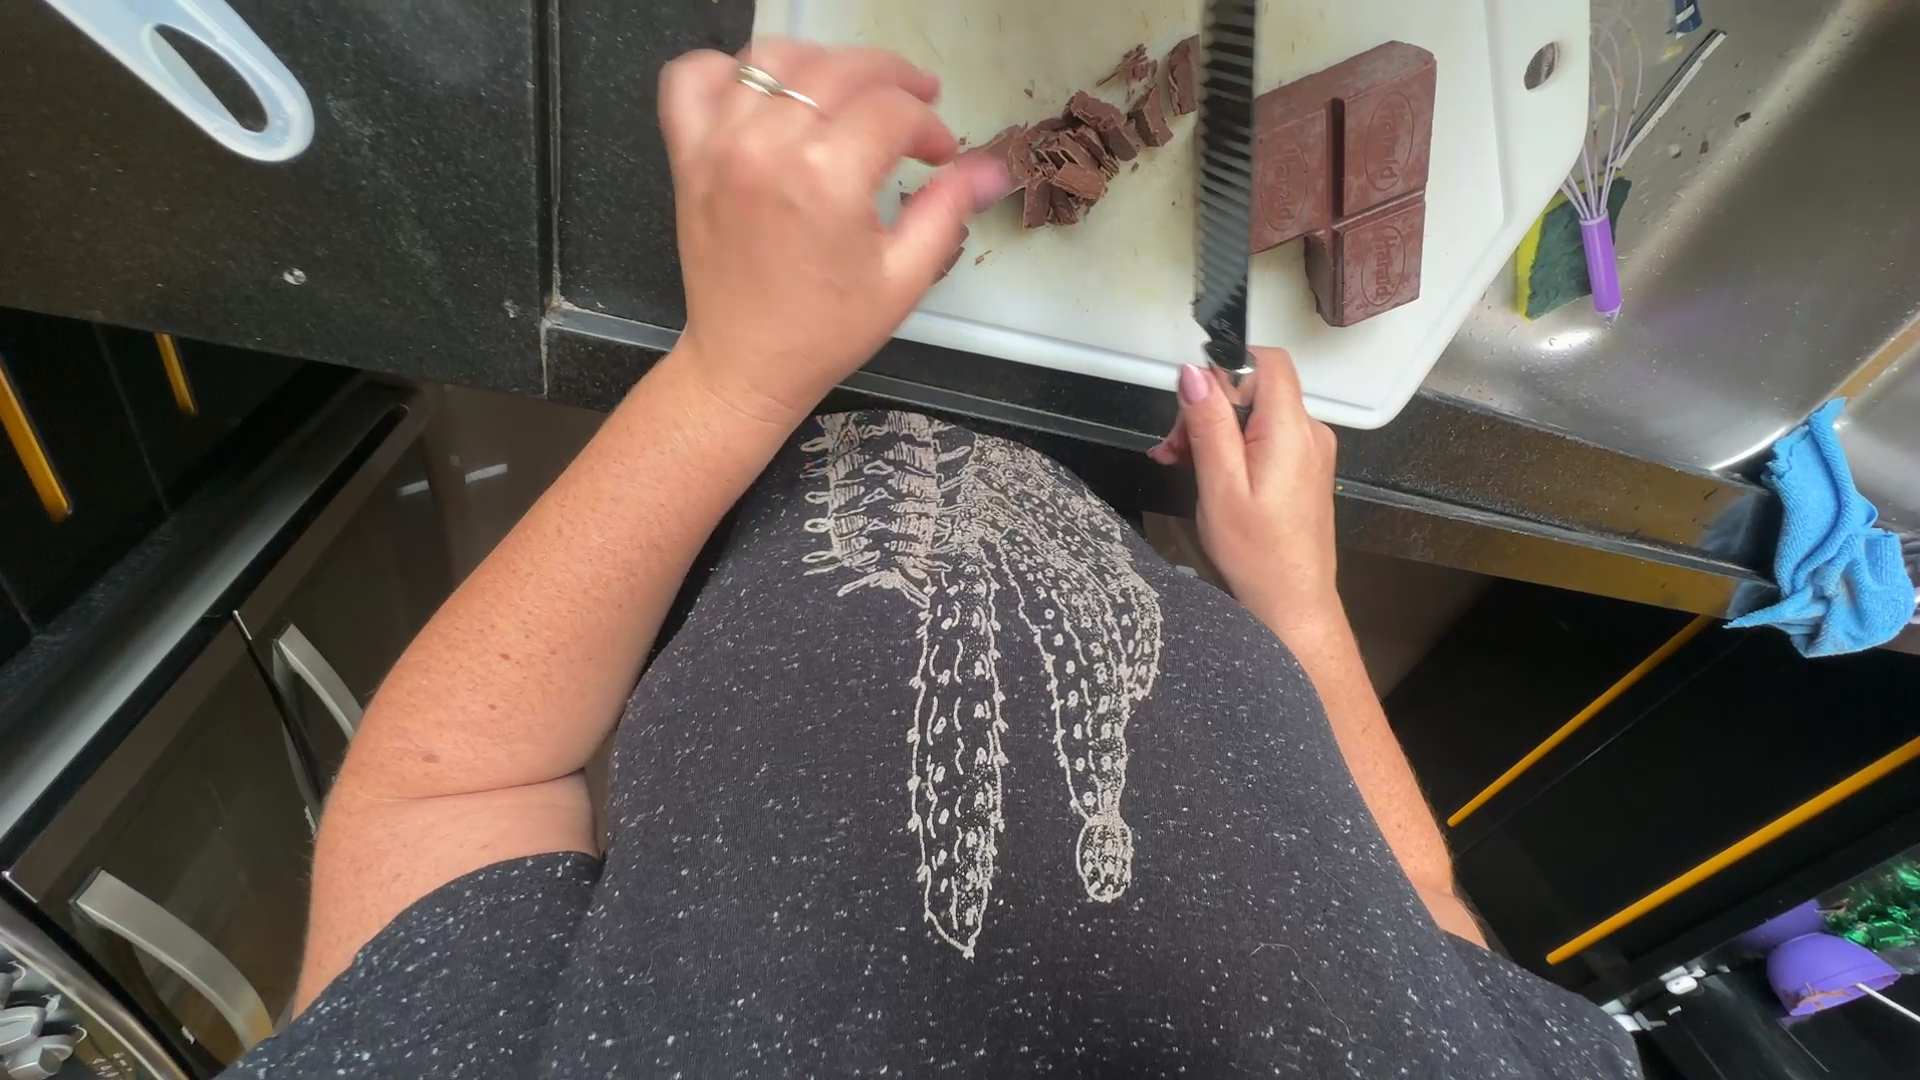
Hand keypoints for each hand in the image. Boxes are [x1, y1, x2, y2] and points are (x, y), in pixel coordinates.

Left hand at [658, 41, 1011, 426]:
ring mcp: (719, 145)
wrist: (748, 366)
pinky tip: (766, 97)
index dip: (930, 126)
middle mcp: (768, 144)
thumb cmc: (828, 332)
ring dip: (824, 65)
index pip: (892, 111)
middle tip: (918, 102)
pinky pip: (695, 78)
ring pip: (775, 58)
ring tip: (851, 95)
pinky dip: (731, 72)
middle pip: (840, 68)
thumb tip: (992, 169)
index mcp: (827, 177)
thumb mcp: (902, 280)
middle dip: (892, 79)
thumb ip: (947, 212)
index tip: (941, 153)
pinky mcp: (688, 156)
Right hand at [1149, 349, 1341, 640]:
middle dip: (1207, 409)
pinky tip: (1204, 473)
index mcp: (1290, 430)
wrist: (1291, 601)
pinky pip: (1262, 438)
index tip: (1190, 403)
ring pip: (1253, 415)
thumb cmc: (1256, 553)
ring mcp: (1308, 451)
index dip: (1223, 369)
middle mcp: (1308, 432)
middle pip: (1253, 389)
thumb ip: (1208, 425)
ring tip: (1179, 464)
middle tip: (1173, 449)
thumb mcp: (1219, 485)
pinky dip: (1229, 448)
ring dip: (1212, 432)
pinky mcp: (1301, 468)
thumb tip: (1193, 372)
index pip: (1266, 361)